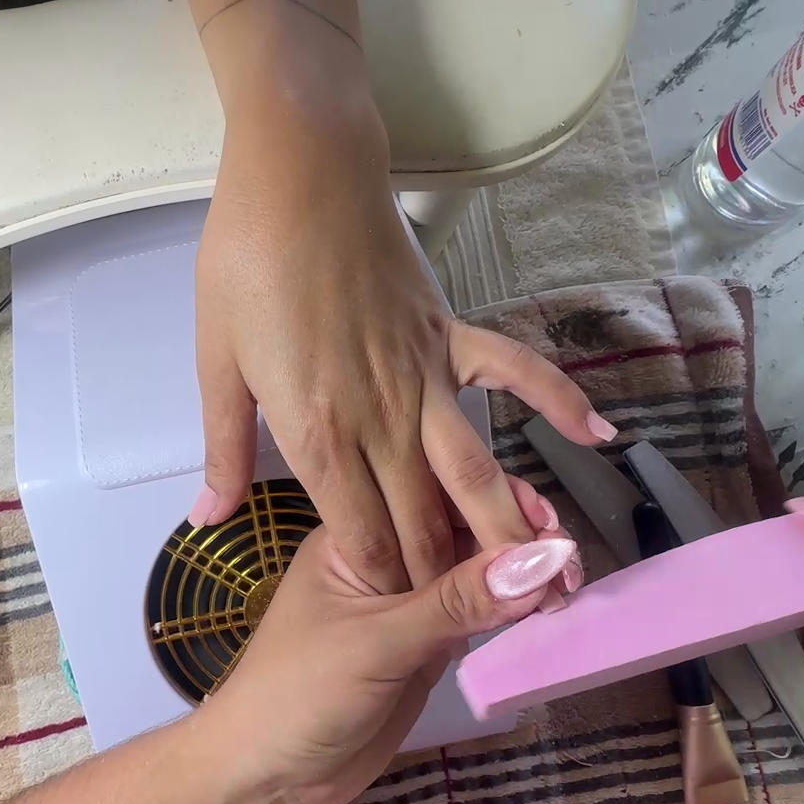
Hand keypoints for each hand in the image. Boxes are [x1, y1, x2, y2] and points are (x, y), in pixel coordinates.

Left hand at [190, 0, 613, 595]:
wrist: (296, 177)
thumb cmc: (245, 270)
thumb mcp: (217, 367)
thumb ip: (223, 452)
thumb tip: (207, 518)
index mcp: (318, 437)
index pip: (365, 537)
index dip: (391, 589)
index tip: (414, 627)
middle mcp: (381, 420)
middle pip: (425, 519)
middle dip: (455, 580)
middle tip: (491, 625)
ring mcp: (424, 376)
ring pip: (476, 469)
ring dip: (511, 526)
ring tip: (551, 574)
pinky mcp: (451, 332)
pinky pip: (514, 371)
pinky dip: (557, 400)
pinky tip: (596, 438)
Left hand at [208, 477, 578, 803]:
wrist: (270, 773)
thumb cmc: (300, 694)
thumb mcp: (377, 643)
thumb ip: (456, 603)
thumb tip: (545, 557)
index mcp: (353, 533)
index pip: (431, 495)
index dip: (493, 501)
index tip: (549, 527)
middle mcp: (381, 556)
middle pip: (460, 528)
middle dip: (517, 537)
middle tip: (569, 563)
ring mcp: (403, 602)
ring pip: (474, 571)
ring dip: (521, 575)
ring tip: (568, 589)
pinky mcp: (422, 644)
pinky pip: (475, 614)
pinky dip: (510, 610)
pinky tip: (545, 611)